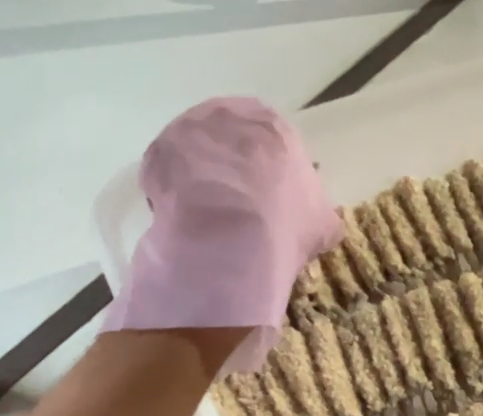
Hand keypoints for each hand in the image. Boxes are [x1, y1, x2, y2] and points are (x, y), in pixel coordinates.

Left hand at [104, 96, 342, 372]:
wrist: (233, 233)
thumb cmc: (287, 223)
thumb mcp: (324, 225)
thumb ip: (320, 216)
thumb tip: (323, 224)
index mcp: (275, 127)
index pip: (275, 144)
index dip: (274, 177)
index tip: (272, 203)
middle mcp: (230, 115)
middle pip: (232, 143)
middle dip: (234, 173)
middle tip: (240, 213)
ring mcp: (188, 129)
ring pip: (197, 156)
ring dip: (203, 183)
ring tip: (212, 224)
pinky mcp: (158, 153)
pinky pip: (168, 176)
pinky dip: (175, 197)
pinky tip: (189, 226)